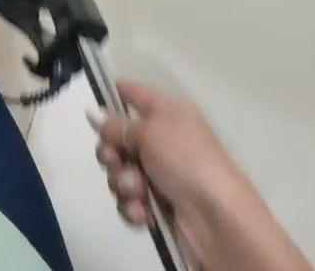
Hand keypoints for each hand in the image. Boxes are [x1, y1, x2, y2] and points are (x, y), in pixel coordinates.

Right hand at [92, 81, 310, 270]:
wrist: (219, 221)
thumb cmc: (186, 161)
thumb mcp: (148, 131)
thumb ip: (117, 123)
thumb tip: (97, 116)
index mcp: (167, 113)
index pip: (134, 93)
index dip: (113, 93)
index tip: (94, 104)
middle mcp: (163, 140)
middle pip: (118, 137)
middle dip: (110, 152)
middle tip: (115, 160)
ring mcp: (160, 174)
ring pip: (120, 170)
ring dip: (122, 182)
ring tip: (138, 192)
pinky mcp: (158, 205)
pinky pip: (129, 199)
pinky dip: (132, 206)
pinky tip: (143, 212)